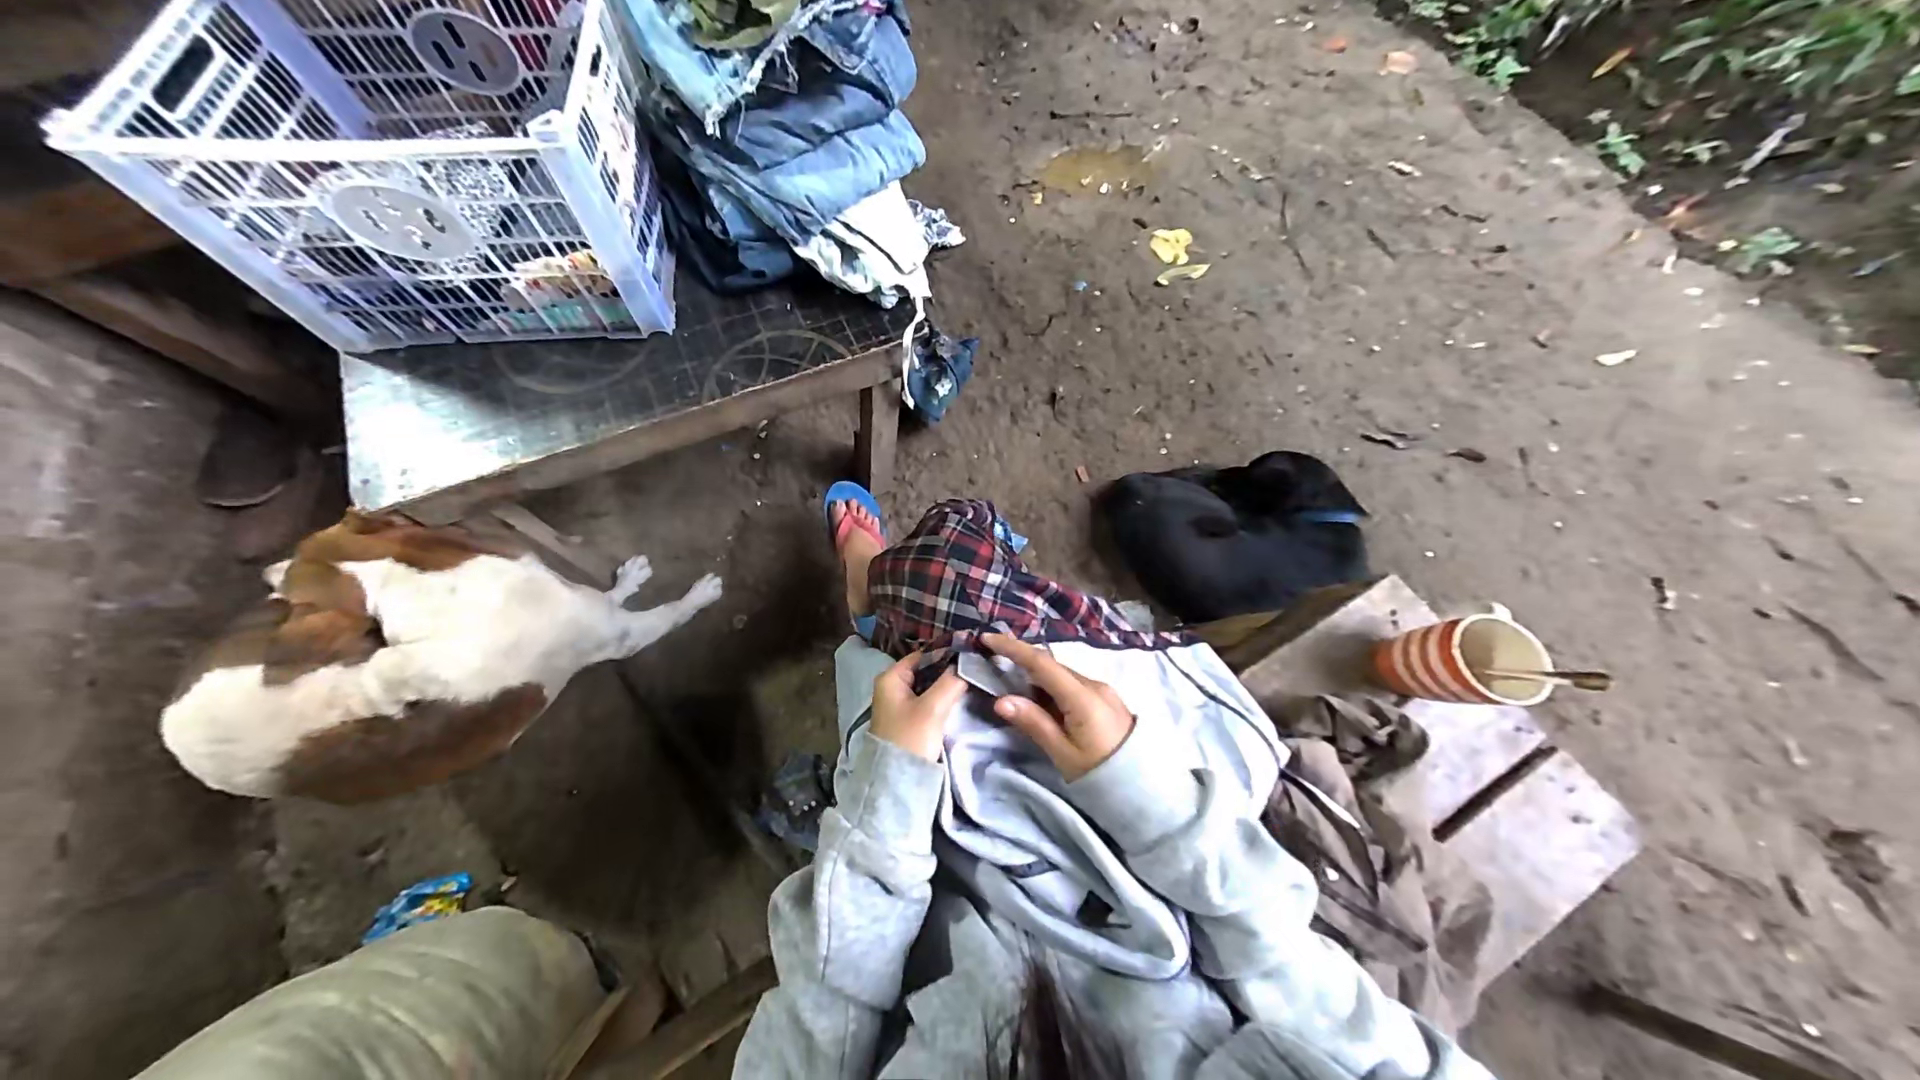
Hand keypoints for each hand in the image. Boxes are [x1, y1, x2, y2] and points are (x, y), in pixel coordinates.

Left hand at [869, 651, 968, 761]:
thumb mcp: (932, 708)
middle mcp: (892, 687)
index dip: (946, 652)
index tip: (972, 652)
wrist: (897, 782)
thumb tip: (968, 663)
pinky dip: (943, 697)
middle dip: (949, 668)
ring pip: (929, 685)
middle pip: (926, 670)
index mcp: (890, 678)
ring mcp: (900, 704)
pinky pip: (928, 700)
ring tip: (973, 679)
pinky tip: (961, 697)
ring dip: (948, 684)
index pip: (923, 655)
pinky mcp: (909, 719)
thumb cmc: (910, 739)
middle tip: (977, 665)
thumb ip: (951, 682)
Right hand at [982, 633, 1134, 780]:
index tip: (987, 638)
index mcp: (1082, 697)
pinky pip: (1072, 684)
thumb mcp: (1063, 754)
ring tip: (1012, 685)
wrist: (1145, 788)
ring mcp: (1102, 690)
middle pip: (1051, 666)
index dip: (1013, 648)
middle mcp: (1093, 685)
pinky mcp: (1106, 699)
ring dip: (1036, 676)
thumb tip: (1002, 701)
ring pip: (1061, 675)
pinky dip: (1051, 687)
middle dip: (1021, 661)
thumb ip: (1034, 723)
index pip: (1042, 663)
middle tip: (993, 663)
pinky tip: (1039, 700)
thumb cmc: (1101, 774)